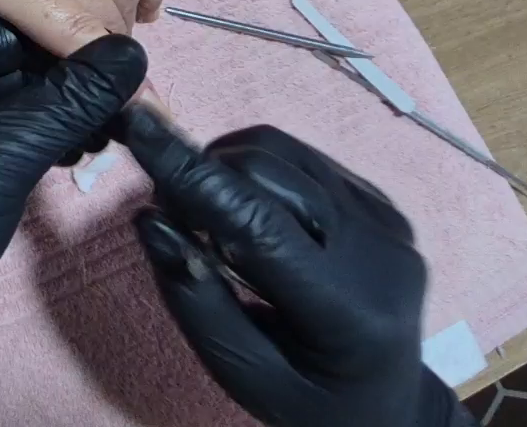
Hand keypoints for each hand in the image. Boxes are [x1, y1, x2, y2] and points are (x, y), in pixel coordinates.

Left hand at [0, 14, 147, 425]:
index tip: (133, 68)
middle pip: (22, 61)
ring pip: (23, 100)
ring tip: (113, 138)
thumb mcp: (7, 151)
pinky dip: (48, 140)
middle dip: (75, 85)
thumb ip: (72, 99)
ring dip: (67, 115)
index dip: (74, 43)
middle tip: (132, 111)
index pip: (17, 26)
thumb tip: (134, 50)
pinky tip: (81, 154)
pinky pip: (13, 133)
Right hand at [117, 110, 471, 426]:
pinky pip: (297, 154)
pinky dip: (254, 168)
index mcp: (347, 308)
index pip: (252, 220)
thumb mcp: (242, 374)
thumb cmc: (307, 399)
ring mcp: (385, 220)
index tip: (136, 128)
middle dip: (202, 177)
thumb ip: (193, 297)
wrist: (390, 405)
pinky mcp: (381, 201)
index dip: (189, 172)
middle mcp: (377, 252)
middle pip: (261, 172)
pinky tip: (251, 207)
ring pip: (277, 150)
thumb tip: (149, 217)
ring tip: (214, 214)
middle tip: (175, 215)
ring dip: (225, 167)